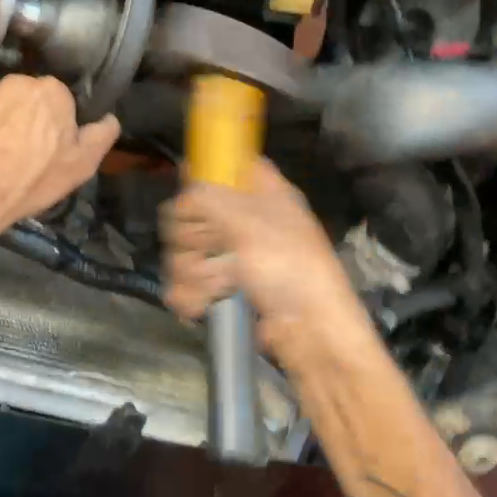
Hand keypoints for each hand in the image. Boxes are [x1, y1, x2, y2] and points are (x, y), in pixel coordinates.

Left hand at [0, 76, 119, 233]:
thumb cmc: (33, 179)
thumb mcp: (81, 165)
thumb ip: (102, 135)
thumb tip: (109, 118)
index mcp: (52, 90)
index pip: (63, 101)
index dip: (60, 125)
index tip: (54, 149)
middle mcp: (19, 82)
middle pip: (34, 99)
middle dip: (34, 120)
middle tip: (30, 155)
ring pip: (8, 105)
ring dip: (9, 122)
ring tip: (4, 156)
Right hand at [164, 160, 358, 349]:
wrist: (311, 331)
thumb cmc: (290, 269)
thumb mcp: (248, 224)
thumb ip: (208, 197)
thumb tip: (185, 172)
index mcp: (264, 194)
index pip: (228, 165)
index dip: (205, 173)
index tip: (189, 191)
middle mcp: (247, 219)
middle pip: (195, 210)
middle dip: (189, 237)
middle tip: (200, 251)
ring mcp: (236, 252)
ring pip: (188, 247)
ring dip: (188, 271)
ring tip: (207, 289)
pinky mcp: (226, 283)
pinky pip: (191, 277)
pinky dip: (189, 292)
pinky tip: (197, 304)